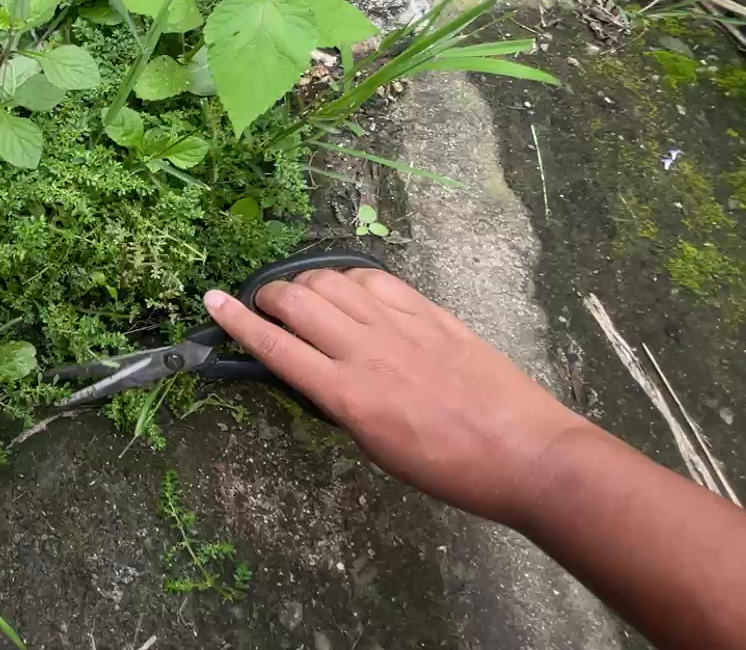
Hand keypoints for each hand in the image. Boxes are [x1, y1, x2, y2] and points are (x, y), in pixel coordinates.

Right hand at [204, 268, 597, 525]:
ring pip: (330, 281)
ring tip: (307, 297)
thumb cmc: (447, 467)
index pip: (274, 346)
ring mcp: (399, 327)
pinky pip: (374, 279)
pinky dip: (349, 278)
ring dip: (305, 283)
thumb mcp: (372, 444)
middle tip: (267, 306)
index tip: (212, 299)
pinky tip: (350, 289)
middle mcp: (365, 352)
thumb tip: (308, 367)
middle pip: (295, 301)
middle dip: (268, 296)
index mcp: (347, 394)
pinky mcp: (430, 314)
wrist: (533, 458)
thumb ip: (334, 399)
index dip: (235, 320)